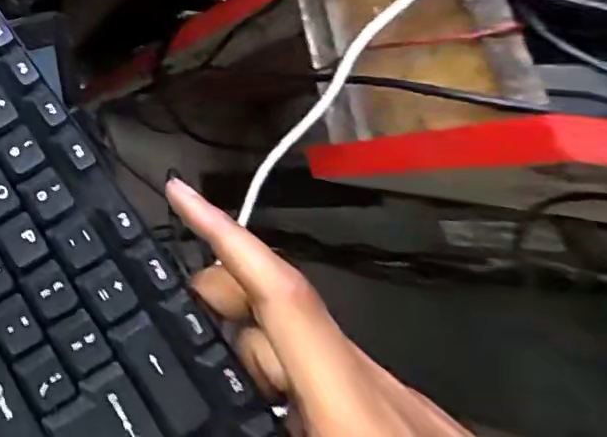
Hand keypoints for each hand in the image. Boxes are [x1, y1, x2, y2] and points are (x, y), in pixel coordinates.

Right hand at [167, 178, 474, 436]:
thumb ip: (251, 423)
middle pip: (290, 315)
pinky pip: (344, 383)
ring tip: (230, 396)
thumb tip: (200, 407)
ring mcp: (415, 416)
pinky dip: (300, 385)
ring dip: (262, 356)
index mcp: (360, 421)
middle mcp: (391, 402)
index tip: (179, 192)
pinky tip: (287, 421)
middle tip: (181, 330)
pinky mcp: (427, 433)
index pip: (285, 298)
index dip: (226, 236)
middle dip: (227, 304)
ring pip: (316, 350)